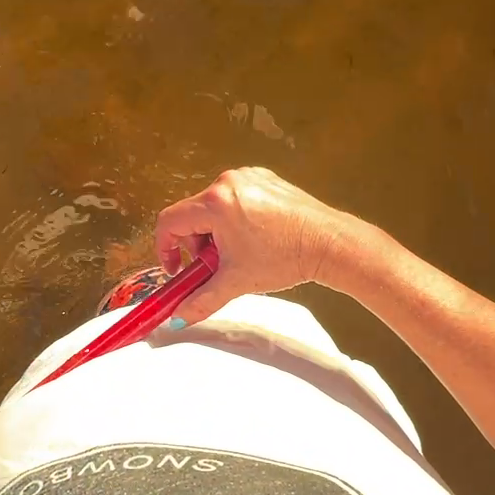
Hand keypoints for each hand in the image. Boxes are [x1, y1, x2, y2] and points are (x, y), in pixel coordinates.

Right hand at [154, 167, 369, 324]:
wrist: (329, 243)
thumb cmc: (286, 257)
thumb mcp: (236, 281)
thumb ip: (201, 300)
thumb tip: (179, 317)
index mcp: (216, 203)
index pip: (170, 221)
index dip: (165, 249)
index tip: (177, 270)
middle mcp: (228, 183)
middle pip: (192, 215)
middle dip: (196, 245)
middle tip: (214, 266)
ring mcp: (248, 178)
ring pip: (212, 209)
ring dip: (215, 234)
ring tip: (237, 255)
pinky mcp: (264, 179)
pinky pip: (234, 200)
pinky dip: (233, 221)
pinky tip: (253, 240)